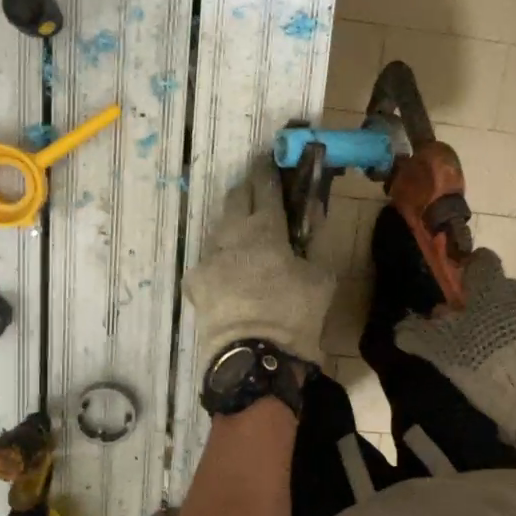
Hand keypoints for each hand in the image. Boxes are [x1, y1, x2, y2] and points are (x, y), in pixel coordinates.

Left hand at [185, 159, 335, 370]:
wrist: (254, 357)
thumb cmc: (295, 314)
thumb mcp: (321, 277)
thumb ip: (316, 242)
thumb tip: (315, 214)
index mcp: (265, 228)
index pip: (265, 186)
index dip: (268, 170)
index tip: (269, 159)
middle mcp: (231, 235)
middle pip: (234, 199)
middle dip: (246, 189)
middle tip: (257, 191)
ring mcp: (208, 259)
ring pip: (218, 230)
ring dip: (232, 226)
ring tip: (244, 237)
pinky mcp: (194, 284)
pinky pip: (207, 263)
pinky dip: (220, 262)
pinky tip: (228, 274)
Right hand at [394, 250, 515, 439]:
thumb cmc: (488, 357)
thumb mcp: (445, 350)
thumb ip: (422, 336)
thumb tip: (402, 327)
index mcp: (490, 287)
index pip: (481, 261)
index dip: (469, 270)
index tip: (457, 288)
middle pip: (499, 291)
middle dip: (484, 307)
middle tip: (468, 334)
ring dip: (504, 329)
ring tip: (491, 359)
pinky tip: (513, 372)